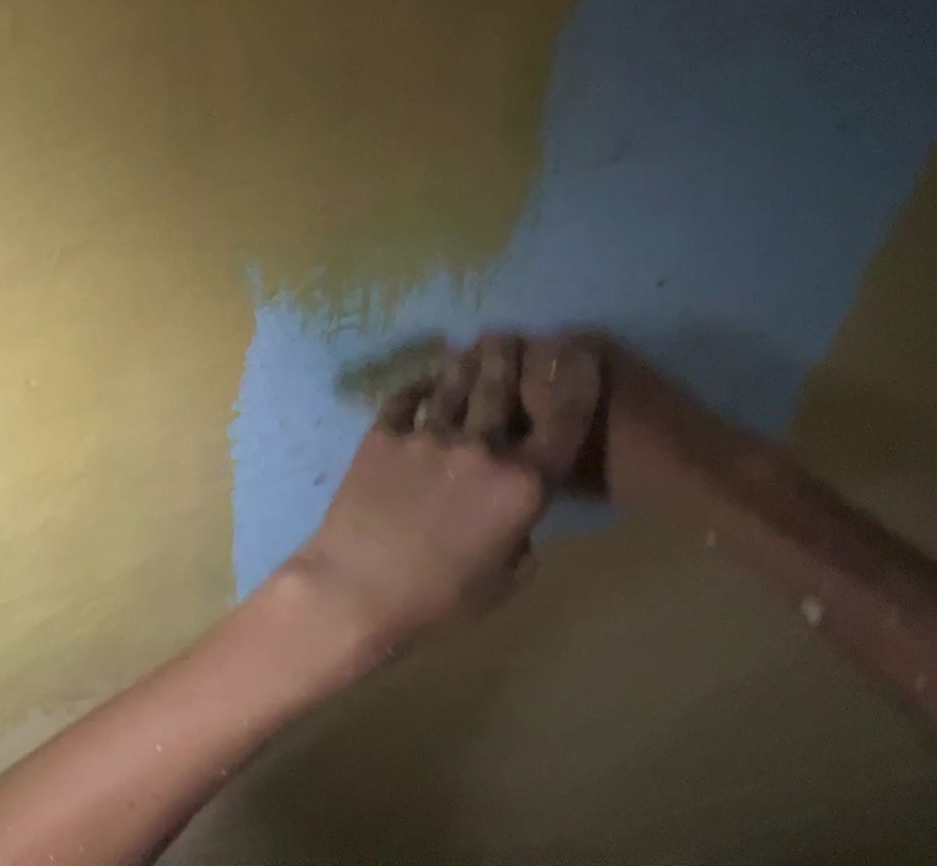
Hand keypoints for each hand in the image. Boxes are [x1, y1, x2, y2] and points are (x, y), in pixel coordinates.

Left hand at [285, 334, 604, 655]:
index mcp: (523, 484)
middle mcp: (481, 447)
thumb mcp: (506, 581)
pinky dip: (419, 385)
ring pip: (453, 385)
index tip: (578, 351)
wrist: (358, 587)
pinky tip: (425, 379)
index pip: (565, 418)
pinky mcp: (382, 435)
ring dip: (465, 362)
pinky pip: (406, 398)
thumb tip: (512, 516)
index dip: (577, 378)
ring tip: (471, 348)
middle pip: (500, 386)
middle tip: (507, 337)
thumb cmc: (440, 599)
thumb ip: (520, 536)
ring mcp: (427, 436)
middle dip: (507, 355)